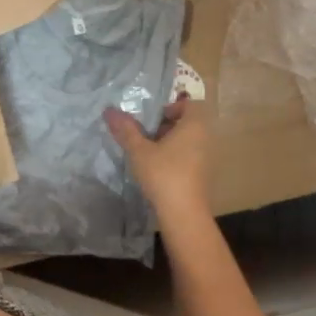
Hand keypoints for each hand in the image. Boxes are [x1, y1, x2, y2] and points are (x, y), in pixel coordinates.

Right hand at [106, 99, 211, 219]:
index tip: (151, 121)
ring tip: (149, 155)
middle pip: (188, 122)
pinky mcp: (204, 174)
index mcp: (194, 124)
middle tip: (145, 137)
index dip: (169, 108)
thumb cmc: (163, 174)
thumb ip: (126, 130)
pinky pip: (190, 156)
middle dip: (166, 126)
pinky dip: (176, 158)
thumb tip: (108, 110)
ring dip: (170, 144)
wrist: (183, 212)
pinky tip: (160, 172)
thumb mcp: (139, 151)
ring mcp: (207, 156)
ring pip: (188, 141)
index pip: (188, 103)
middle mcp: (206, 136)